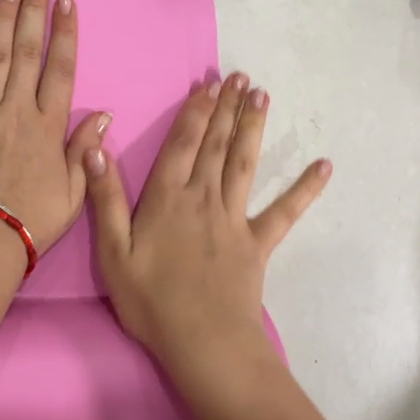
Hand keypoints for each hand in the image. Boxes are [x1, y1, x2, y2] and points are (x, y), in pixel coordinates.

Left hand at [0, 0, 108, 253]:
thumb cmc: (30, 220)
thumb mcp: (73, 193)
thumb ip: (85, 151)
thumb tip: (103, 114)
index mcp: (47, 126)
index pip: (59, 68)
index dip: (64, 31)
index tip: (65, 0)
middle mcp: (15, 109)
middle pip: (27, 50)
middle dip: (33, 8)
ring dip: (2, 18)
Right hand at [84, 73, 330, 360]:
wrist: (205, 342)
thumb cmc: (151, 300)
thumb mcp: (113, 251)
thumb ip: (106, 197)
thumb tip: (96, 147)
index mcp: (167, 198)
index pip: (183, 143)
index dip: (196, 111)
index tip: (208, 83)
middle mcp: (203, 198)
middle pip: (217, 145)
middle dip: (226, 108)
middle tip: (240, 77)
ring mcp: (234, 219)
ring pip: (244, 164)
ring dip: (252, 129)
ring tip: (262, 96)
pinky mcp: (257, 244)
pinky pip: (285, 212)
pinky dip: (304, 189)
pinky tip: (323, 166)